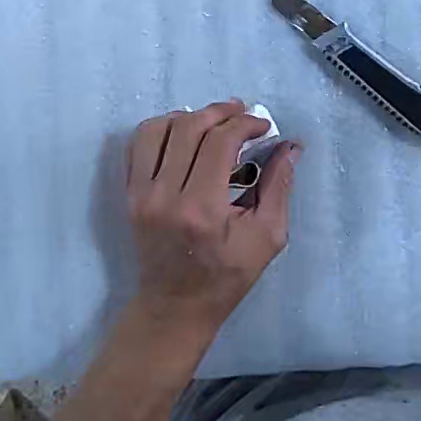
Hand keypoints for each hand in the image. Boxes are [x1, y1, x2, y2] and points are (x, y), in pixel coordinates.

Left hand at [123, 101, 299, 339]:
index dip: (245, 124)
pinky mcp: (129, 194)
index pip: (220, 142)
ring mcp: (141, 194)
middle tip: (242, 114)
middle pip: (189, 127)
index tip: (263, 127)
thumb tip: (290, 145)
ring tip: (213, 122)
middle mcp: (165, 196)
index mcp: (202, 209)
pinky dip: (163, 129)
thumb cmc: (227, 276)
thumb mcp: (268, 237)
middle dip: (221, 112)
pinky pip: (139, 144)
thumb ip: (279, 186)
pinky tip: (184, 135)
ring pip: (158, 129)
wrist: (175, 307)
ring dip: (190, 116)